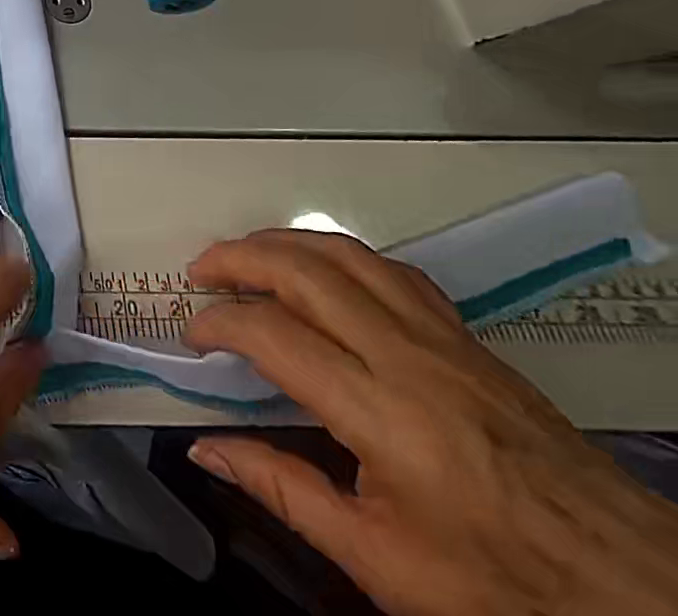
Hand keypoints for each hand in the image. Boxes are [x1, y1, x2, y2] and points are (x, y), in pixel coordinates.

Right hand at [181, 228, 677, 615]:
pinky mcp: (476, 348)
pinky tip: (318, 276)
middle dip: (237, 258)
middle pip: (308, 273)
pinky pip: (395, 275)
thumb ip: (282, 490)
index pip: (273, 334)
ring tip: (244, 257)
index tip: (193, 341)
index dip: (216, 325)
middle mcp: (415, 364)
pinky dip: (339, 258)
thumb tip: (204, 450)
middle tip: (199, 273)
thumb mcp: (381, 560)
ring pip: (353, 258)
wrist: (654, 601)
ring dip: (285, 244)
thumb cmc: (508, 585)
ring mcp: (451, 347)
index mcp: (386, 417)